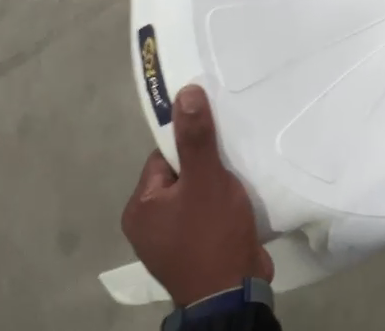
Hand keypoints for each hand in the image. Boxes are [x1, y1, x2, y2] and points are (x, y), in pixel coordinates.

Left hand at [121, 85, 272, 305]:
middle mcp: (149, 223)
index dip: (191, 144)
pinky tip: (244, 197)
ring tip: (242, 174)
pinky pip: (207, 212)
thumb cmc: (211, 233)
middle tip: (234, 154)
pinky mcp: (196, 248)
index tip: (219, 138)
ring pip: (197, 193)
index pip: (164, 157)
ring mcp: (172, 239)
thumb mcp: (206, 179)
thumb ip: (196, 137)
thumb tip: (185, 93)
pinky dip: (224, 203)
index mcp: (141, 207)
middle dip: (209, 163)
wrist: (231, 291)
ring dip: (219, 182)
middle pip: (182, 174)